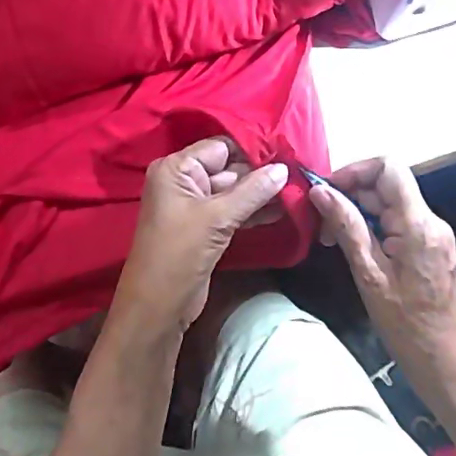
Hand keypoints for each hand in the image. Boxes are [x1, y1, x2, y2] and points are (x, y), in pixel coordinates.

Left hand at [116, 138, 288, 334]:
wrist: (157, 308)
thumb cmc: (179, 254)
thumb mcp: (217, 218)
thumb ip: (253, 190)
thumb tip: (284, 168)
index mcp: (176, 169)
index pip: (220, 148)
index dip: (252, 150)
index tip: (286, 153)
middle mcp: (183, 181)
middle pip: (229, 167)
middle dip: (260, 172)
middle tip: (297, 173)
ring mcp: (193, 205)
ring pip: (233, 190)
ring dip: (261, 193)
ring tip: (295, 191)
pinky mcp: (204, 226)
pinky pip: (232, 209)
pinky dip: (253, 210)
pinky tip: (281, 209)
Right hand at [308, 157, 455, 405]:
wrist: (448, 366)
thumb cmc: (408, 328)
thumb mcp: (369, 276)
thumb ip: (347, 227)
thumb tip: (320, 191)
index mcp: (418, 224)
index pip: (388, 167)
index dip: (354, 169)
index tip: (326, 190)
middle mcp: (430, 221)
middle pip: (386, 185)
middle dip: (350, 194)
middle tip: (319, 221)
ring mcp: (433, 234)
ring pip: (390, 203)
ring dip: (358, 211)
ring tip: (330, 237)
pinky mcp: (431, 247)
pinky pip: (398, 222)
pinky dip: (373, 226)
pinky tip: (353, 247)